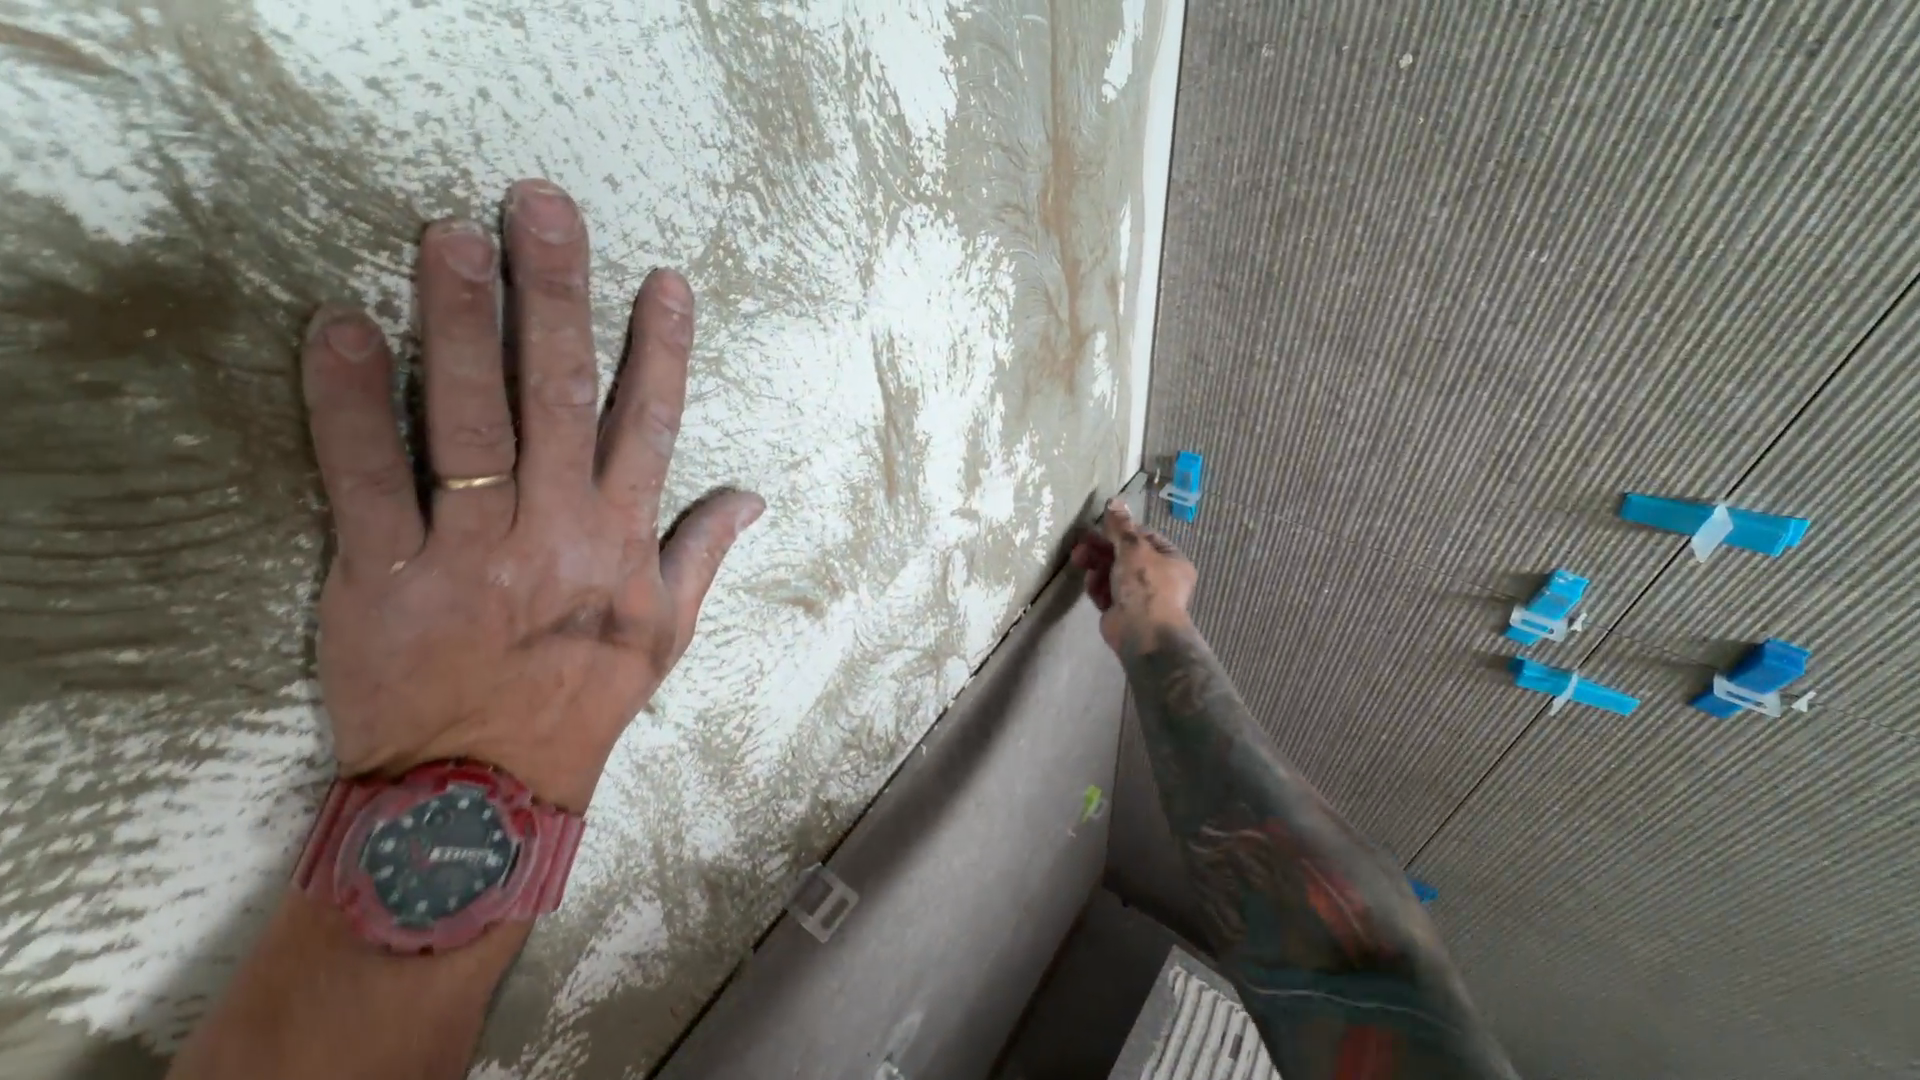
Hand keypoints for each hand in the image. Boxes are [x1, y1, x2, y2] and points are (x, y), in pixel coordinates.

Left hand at [301, 179, 761, 812]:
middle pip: (558, 398)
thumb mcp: (666, 634)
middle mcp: (555, 533)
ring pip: (467, 422)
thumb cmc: (583, 704)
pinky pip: (364, 480)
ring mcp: (469, 550)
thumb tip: (754, 495)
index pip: (650, 428)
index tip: (663, 280)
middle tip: (540, 208)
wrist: (484, 793)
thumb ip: (704, 552)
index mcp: (622, 545)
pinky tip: (342, 328)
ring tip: (450, 237)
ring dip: (460, 324)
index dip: (661, 350)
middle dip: (555, 298)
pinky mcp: (382, 575)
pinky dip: (349, 405)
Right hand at [1070, 498, 1196, 654]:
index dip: (1121, 531)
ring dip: (1096, 566)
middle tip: (1080, 543)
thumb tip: (1115, 500)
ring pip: (1113, 573)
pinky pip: (1107, 592)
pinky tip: (1090, 585)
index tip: (1101, 526)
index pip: (1144, 538)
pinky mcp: (1121, 611)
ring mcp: (1140, 596)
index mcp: (1171, 560)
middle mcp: (1158, 578)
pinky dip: (1097, 587)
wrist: (1142, 632)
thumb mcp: (1134, 548)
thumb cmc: (1146, 585)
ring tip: (1078, 560)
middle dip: (1101, 548)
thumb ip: (1121, 526)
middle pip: (1125, 556)